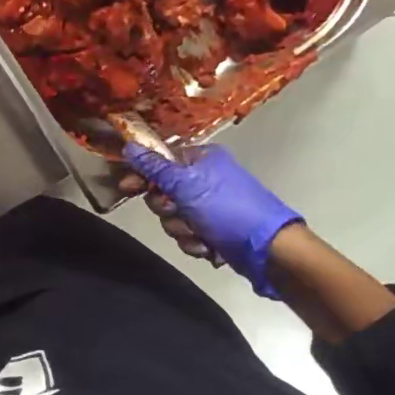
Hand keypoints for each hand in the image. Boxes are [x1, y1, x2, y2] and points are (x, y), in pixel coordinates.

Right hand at [119, 143, 302, 297]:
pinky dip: (194, 243)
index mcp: (201, 160)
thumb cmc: (226, 209)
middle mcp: (204, 179)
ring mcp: (209, 206)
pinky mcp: (213, 229)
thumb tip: (130, 145)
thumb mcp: (187, 185)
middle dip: (167, 210)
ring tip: (201, 235)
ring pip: (173, 218)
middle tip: (178, 212)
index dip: (143, 175)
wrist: (266, 249)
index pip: (160, 161)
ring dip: (182, 230)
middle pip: (162, 193)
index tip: (127, 188)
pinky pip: (187, 235)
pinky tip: (209, 247)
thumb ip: (155, 168)